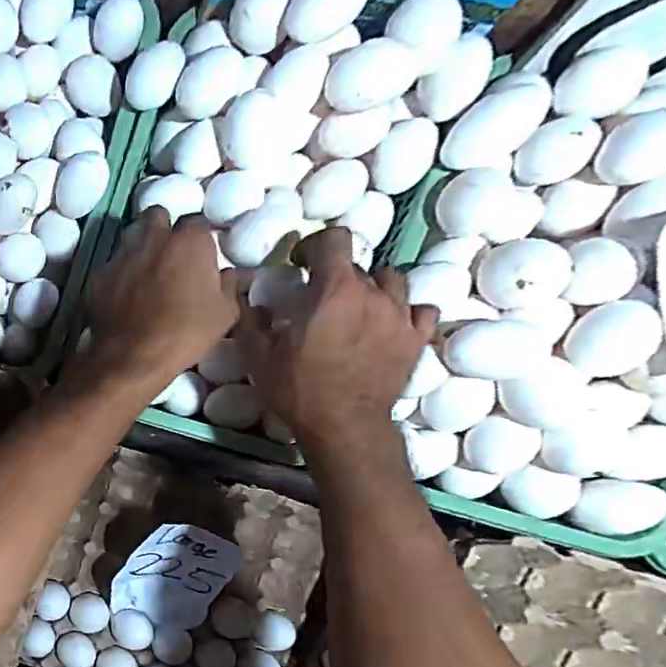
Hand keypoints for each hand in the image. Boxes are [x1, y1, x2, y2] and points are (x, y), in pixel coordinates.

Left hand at [82, 209, 237, 385]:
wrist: (133, 357)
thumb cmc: (185, 334)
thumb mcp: (224, 314)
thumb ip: (228, 286)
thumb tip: (227, 274)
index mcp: (189, 241)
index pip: (197, 223)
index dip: (199, 240)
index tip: (200, 258)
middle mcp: (153, 238)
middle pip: (158, 216)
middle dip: (164, 228)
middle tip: (169, 254)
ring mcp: (122, 255)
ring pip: (131, 236)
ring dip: (140, 246)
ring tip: (146, 270)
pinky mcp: (99, 275)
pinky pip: (112, 266)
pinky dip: (119, 274)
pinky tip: (124, 294)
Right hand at [237, 227, 437, 453]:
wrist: (343, 427)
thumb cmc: (298, 389)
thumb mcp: (258, 356)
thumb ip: (250, 319)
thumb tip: (246, 296)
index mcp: (334, 289)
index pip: (333, 239)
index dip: (315, 246)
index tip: (301, 264)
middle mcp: (372, 292)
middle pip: (356, 267)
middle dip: (336, 279)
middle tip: (319, 304)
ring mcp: (400, 315)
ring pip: (391, 282)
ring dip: (373, 290)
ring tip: (357, 311)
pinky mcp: (416, 339)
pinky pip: (420, 310)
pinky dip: (405, 312)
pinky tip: (390, 325)